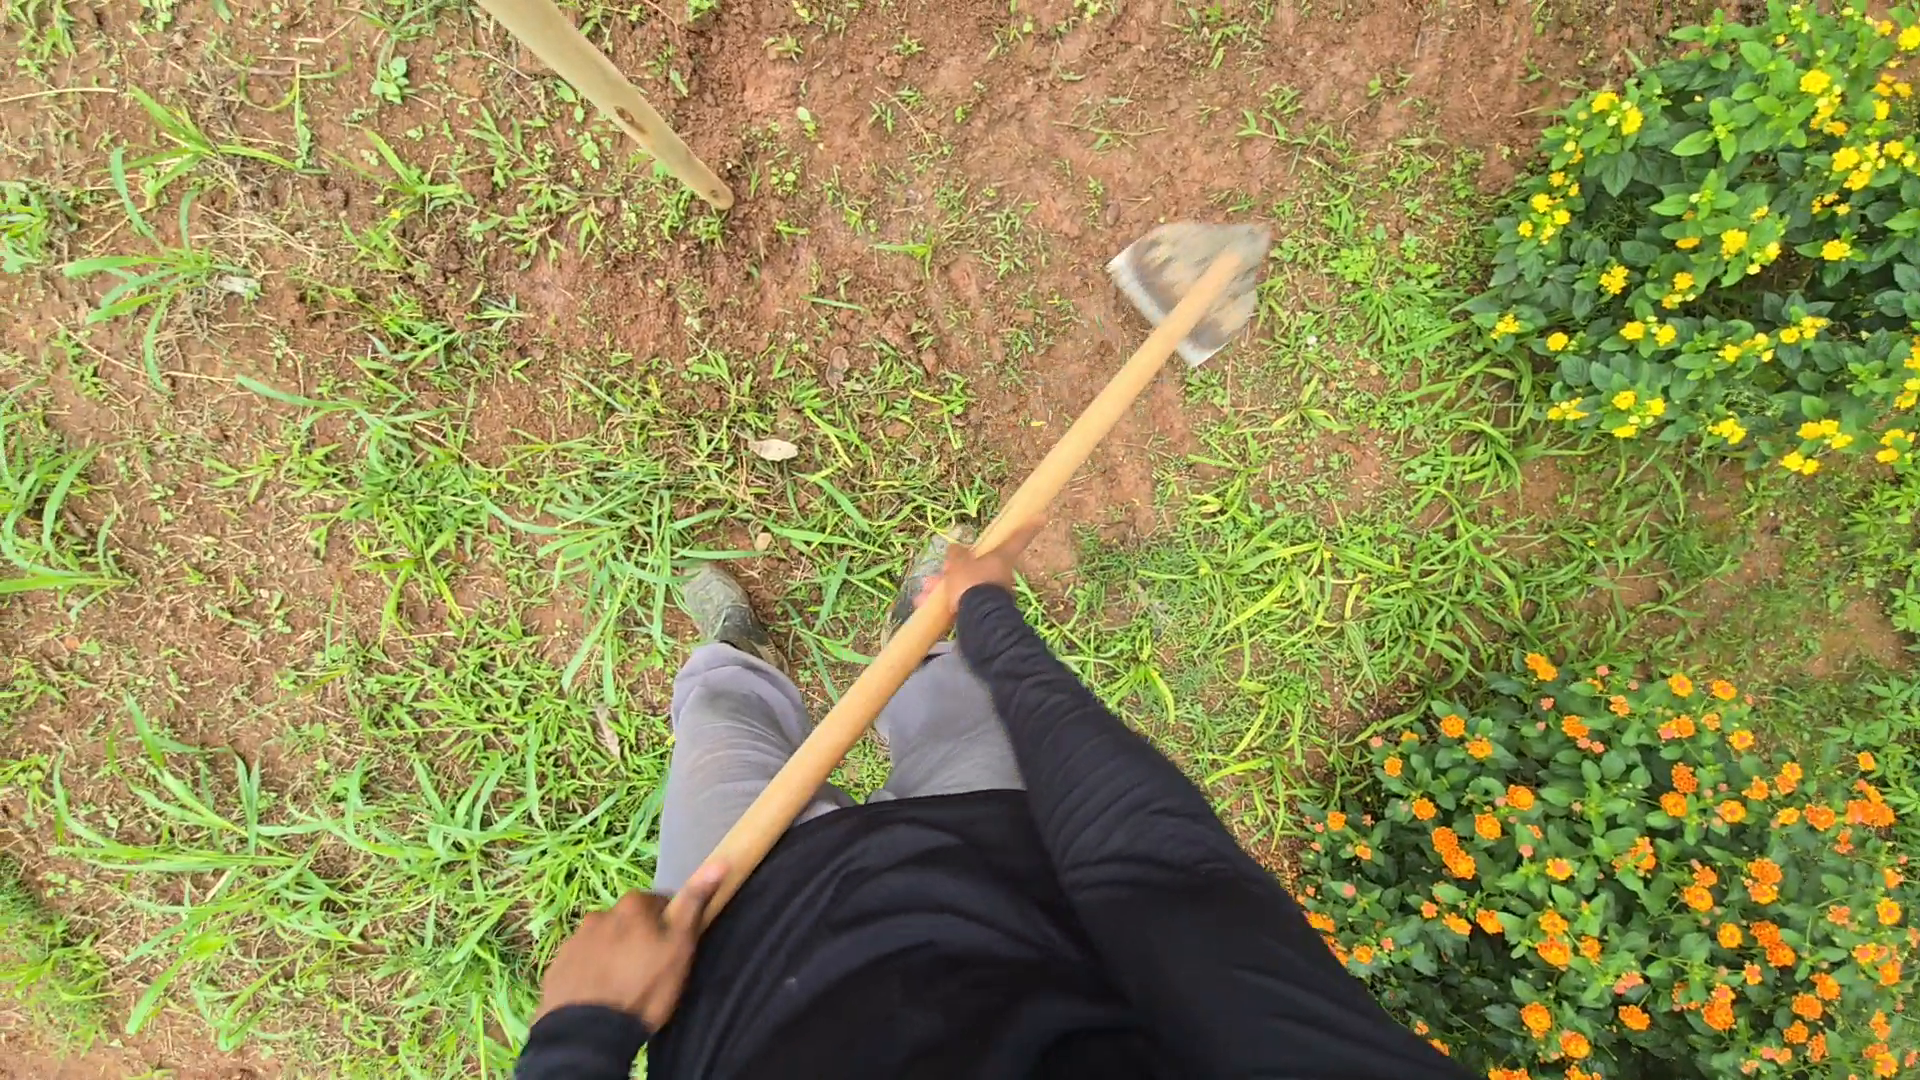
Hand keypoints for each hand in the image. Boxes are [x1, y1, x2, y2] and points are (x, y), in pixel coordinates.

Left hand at [533, 860, 727, 1029]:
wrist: (587, 1037)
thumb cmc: (643, 987)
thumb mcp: (679, 946)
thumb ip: (694, 903)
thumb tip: (719, 863)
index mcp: (632, 905)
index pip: (658, 904)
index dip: (666, 926)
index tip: (669, 950)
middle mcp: (600, 914)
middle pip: (627, 921)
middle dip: (636, 938)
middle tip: (646, 970)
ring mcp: (573, 942)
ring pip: (602, 941)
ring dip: (611, 954)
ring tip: (620, 986)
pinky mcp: (555, 970)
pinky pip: (580, 963)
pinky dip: (589, 973)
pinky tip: (599, 995)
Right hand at [916, 521, 1043, 615]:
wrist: (978, 620)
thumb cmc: (971, 583)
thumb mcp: (959, 563)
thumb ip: (957, 554)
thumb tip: (956, 549)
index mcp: (1000, 558)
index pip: (1016, 538)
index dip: (1027, 527)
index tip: (1042, 517)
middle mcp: (1001, 575)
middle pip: (978, 567)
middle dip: (954, 571)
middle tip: (936, 576)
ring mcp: (994, 595)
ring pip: (967, 586)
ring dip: (945, 588)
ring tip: (924, 594)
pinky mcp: (985, 612)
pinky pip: (964, 602)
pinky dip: (946, 603)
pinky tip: (926, 606)